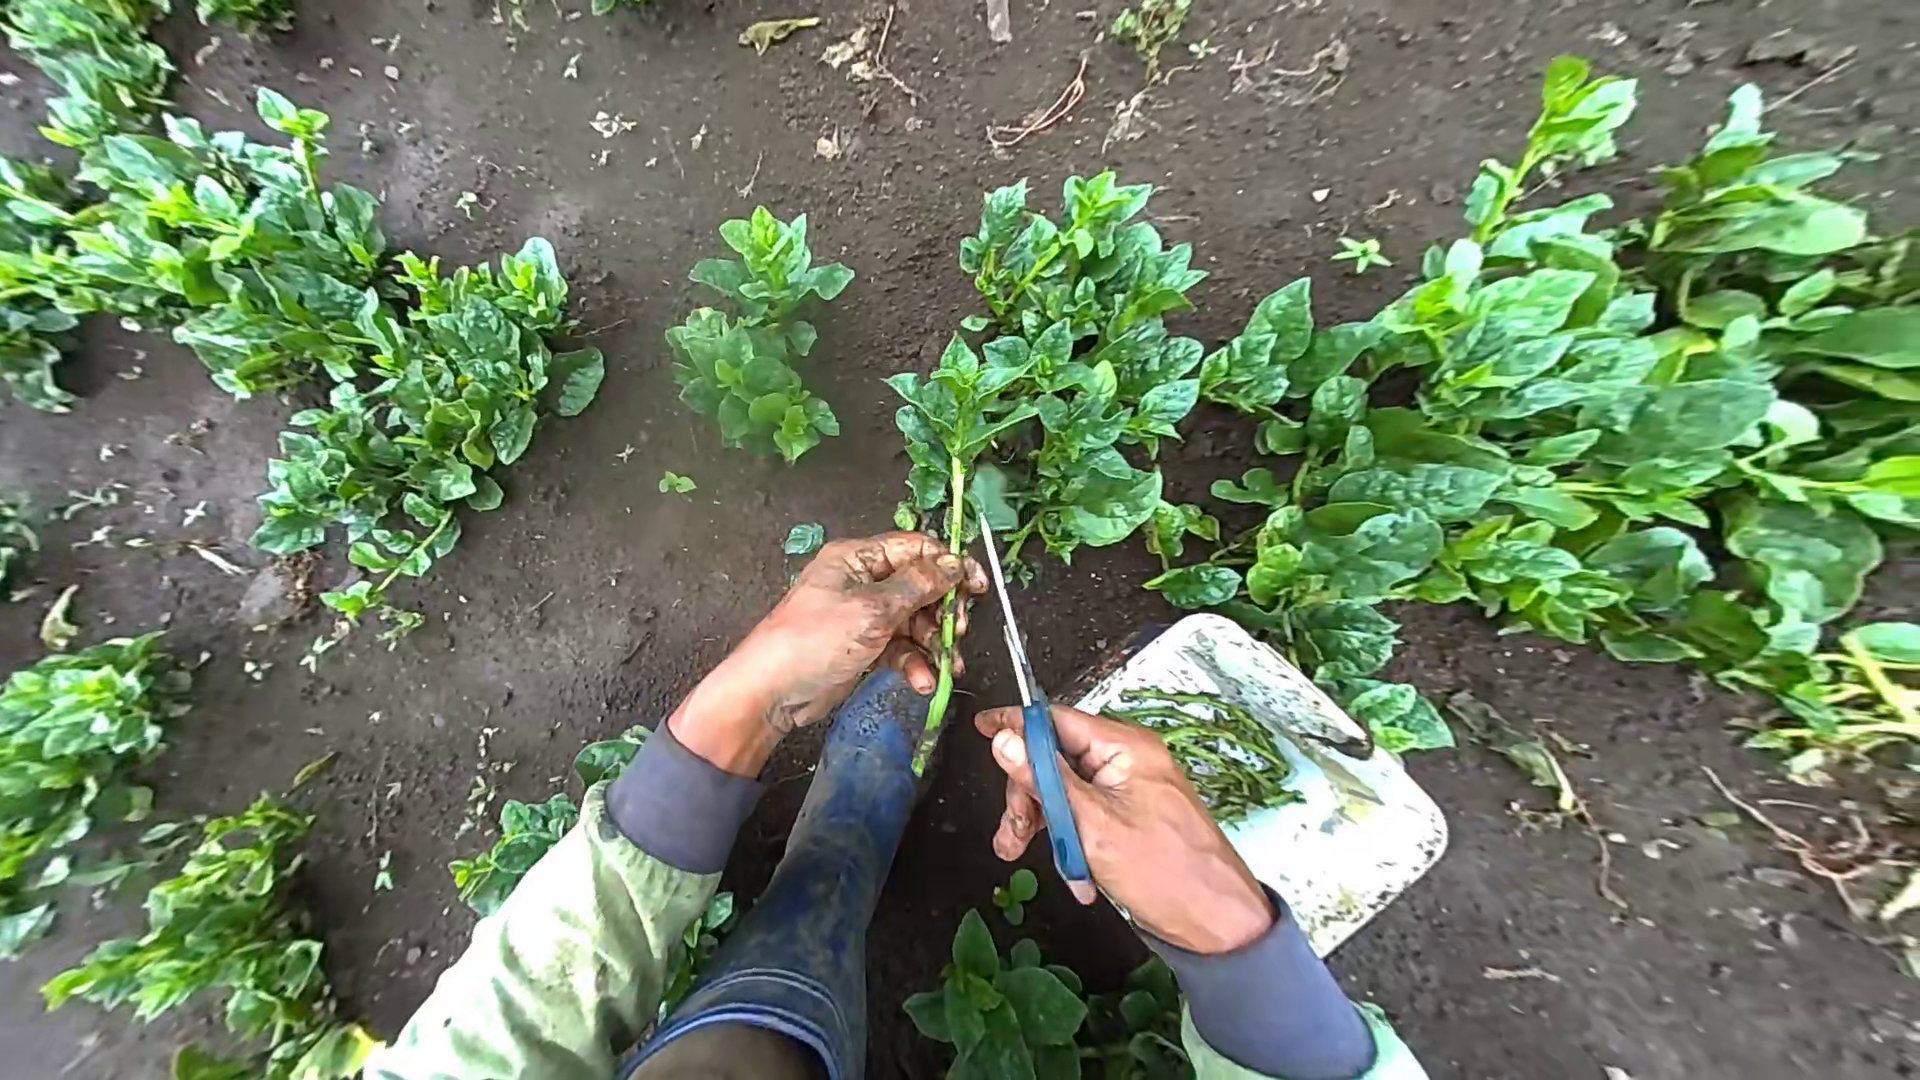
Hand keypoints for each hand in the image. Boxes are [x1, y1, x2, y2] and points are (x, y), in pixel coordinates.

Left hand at [670, 531, 987, 775]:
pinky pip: (902, 646)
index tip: (976, 587)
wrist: (771, 693)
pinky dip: (915, 662)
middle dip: (942, 610)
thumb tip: (954, 564)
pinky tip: (924, 680)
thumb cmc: (816, 639)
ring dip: (933, 643)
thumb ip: (918, 585)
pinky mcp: (867, 645)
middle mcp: (865, 581)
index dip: (949, 565)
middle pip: (921, 586)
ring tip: (946, 664)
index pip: (915, 549)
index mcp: (860, 558)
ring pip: (916, 620)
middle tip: (955, 631)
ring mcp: (866, 614)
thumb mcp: (872, 609)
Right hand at [975, 704, 1274, 954]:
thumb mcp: (1092, 823)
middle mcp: (1124, 758)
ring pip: (1064, 787)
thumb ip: (1044, 779)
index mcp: (1123, 746)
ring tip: (1022, 851)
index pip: (1056, 719)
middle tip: (1013, 830)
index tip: (982, 727)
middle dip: (1028, 793)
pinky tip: (1072, 872)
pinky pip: (1083, 810)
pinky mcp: (1127, 812)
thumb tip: (1004, 739)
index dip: (1016, 724)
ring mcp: (1126, 786)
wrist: (1220, 929)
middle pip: (1055, 758)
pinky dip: (1069, 836)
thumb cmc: (1164, 872)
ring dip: (1043, 821)